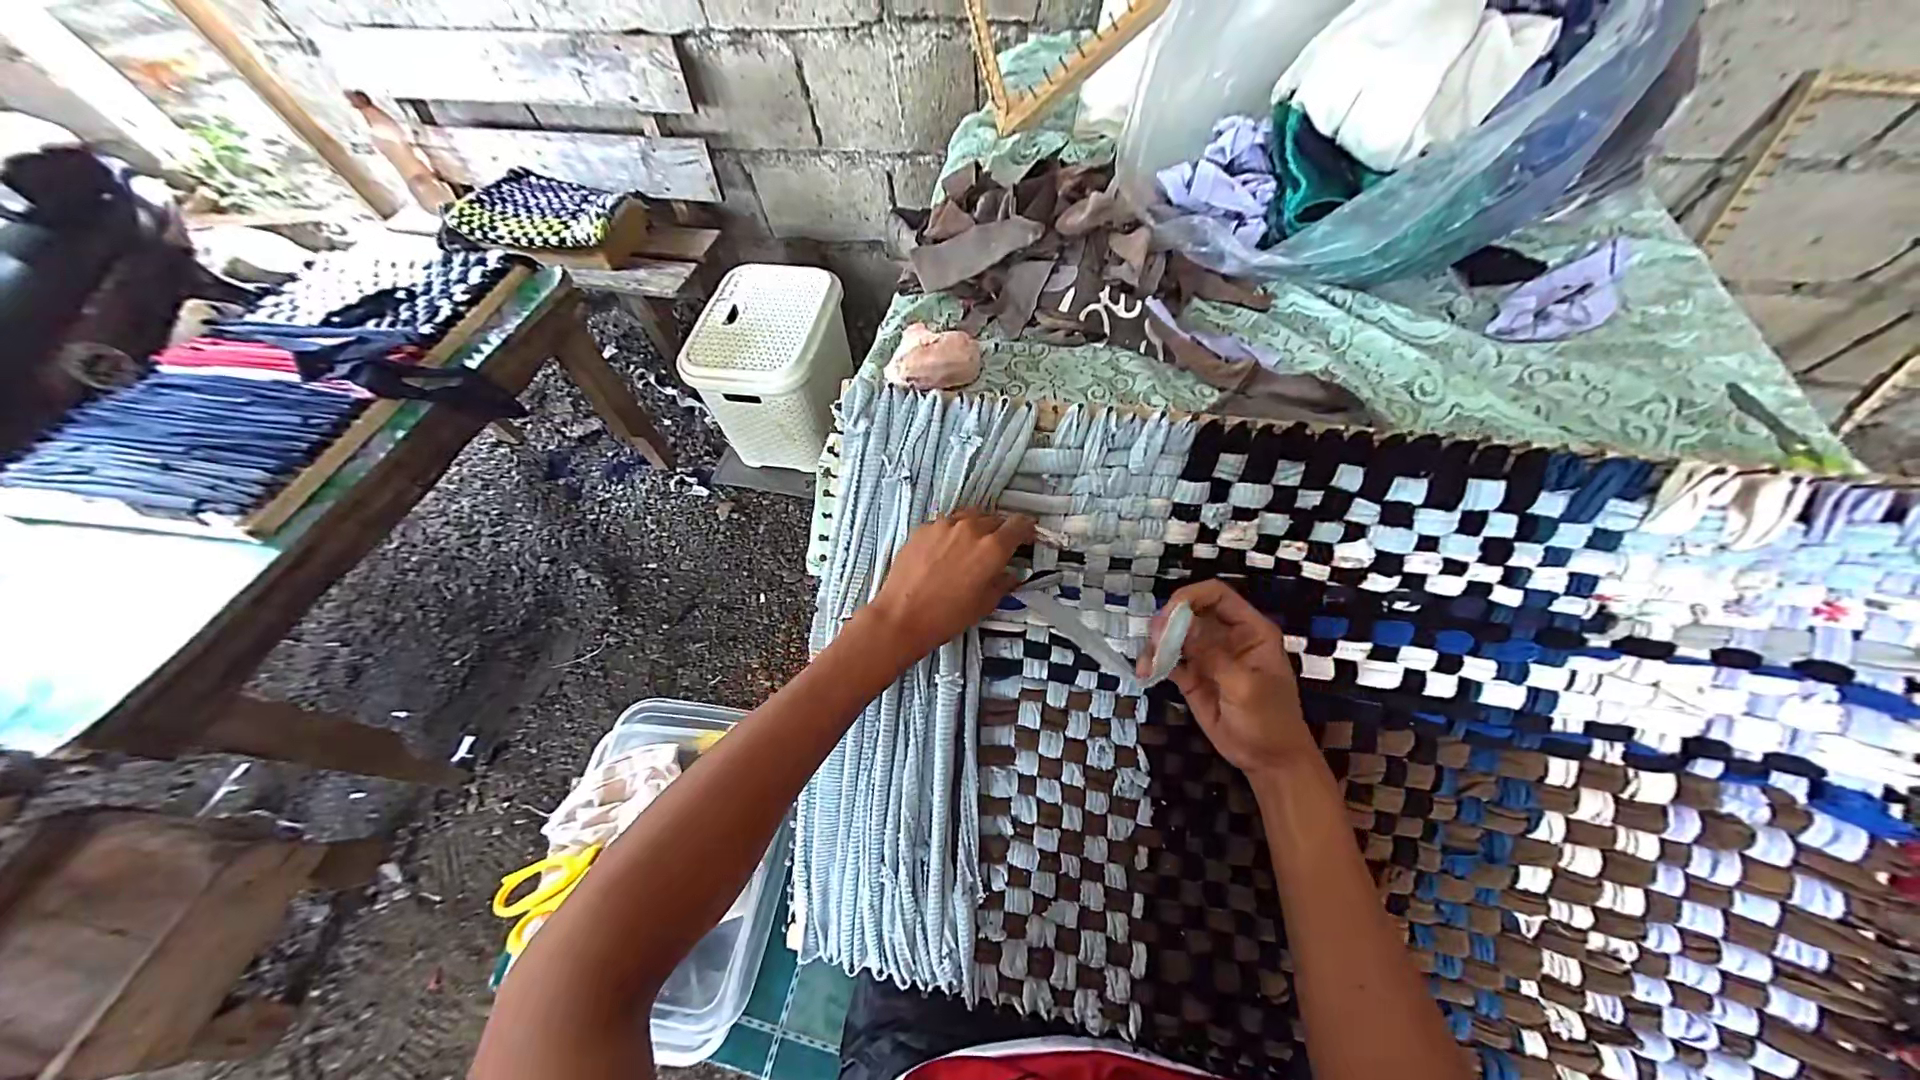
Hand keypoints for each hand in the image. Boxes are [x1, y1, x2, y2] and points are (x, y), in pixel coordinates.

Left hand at [865, 509, 1034, 659]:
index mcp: (992, 547)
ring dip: (977, 527)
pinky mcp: (924, 528)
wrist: (903, 616)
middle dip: (1001, 531)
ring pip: (970, 517)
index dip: (1027, 530)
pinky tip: (947, 552)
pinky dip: (952, 532)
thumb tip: (1011, 574)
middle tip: (998, 548)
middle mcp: (970, 529)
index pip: (1019, 524)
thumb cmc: (946, 615)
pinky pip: (946, 523)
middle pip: (995, 518)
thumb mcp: (985, 603)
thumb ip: (1003, 582)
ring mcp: (944, 525)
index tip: (1027, 536)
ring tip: (972, 548)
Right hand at [1137, 580, 1315, 777]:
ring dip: (1156, 644)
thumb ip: (1211, 654)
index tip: (1169, 614)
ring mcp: (1206, 656)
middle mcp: (1225, 636)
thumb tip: (1176, 625)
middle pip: (1188, 611)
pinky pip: (1167, 659)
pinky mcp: (1191, 676)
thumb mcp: (1244, 685)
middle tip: (1154, 641)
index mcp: (1249, 630)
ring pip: (1173, 634)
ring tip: (1148, 664)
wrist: (1268, 760)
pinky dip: (1153, 662)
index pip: (1216, 595)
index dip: (1191, 597)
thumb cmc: (1269, 720)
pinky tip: (1146, 674)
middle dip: (1167, 622)